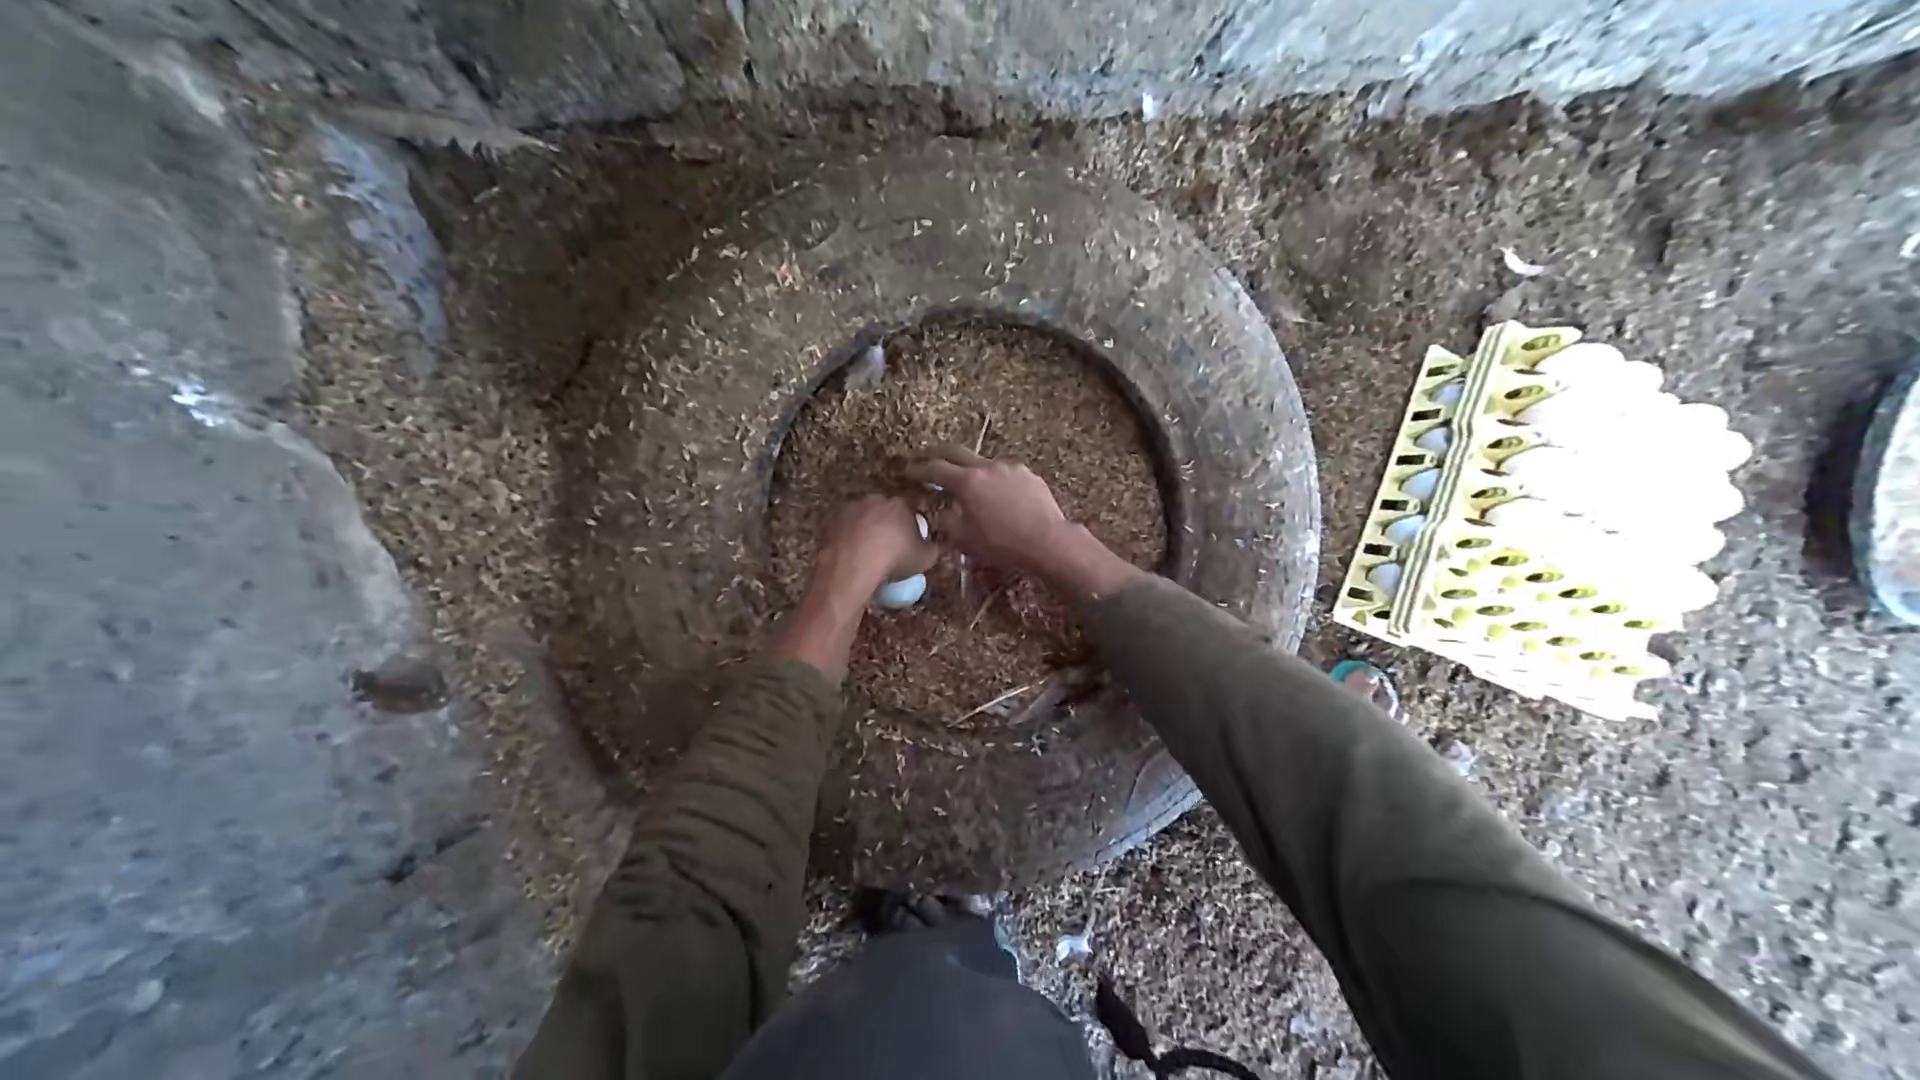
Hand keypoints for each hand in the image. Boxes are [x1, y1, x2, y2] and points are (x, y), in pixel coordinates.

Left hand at [813, 495, 939, 595]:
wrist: (853, 565)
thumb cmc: (894, 559)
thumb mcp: (925, 558)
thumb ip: (934, 548)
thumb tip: (937, 544)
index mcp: (900, 505)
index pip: (909, 511)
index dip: (908, 527)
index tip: (906, 544)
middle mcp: (875, 500)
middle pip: (884, 511)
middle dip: (885, 525)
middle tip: (886, 548)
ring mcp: (851, 507)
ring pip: (862, 517)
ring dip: (864, 529)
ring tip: (865, 552)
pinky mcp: (831, 518)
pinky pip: (843, 527)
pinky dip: (847, 536)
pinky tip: (849, 553)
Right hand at [907, 445, 1144, 600]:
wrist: (1047, 542)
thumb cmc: (1001, 544)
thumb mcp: (964, 538)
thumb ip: (945, 520)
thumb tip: (938, 511)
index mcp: (967, 481)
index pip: (935, 468)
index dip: (919, 469)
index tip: (909, 471)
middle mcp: (987, 467)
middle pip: (956, 452)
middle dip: (939, 455)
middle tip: (929, 460)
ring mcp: (1011, 468)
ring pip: (983, 464)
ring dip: (971, 471)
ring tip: (969, 486)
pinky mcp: (1029, 476)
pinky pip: (1005, 474)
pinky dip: (995, 482)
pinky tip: (999, 498)